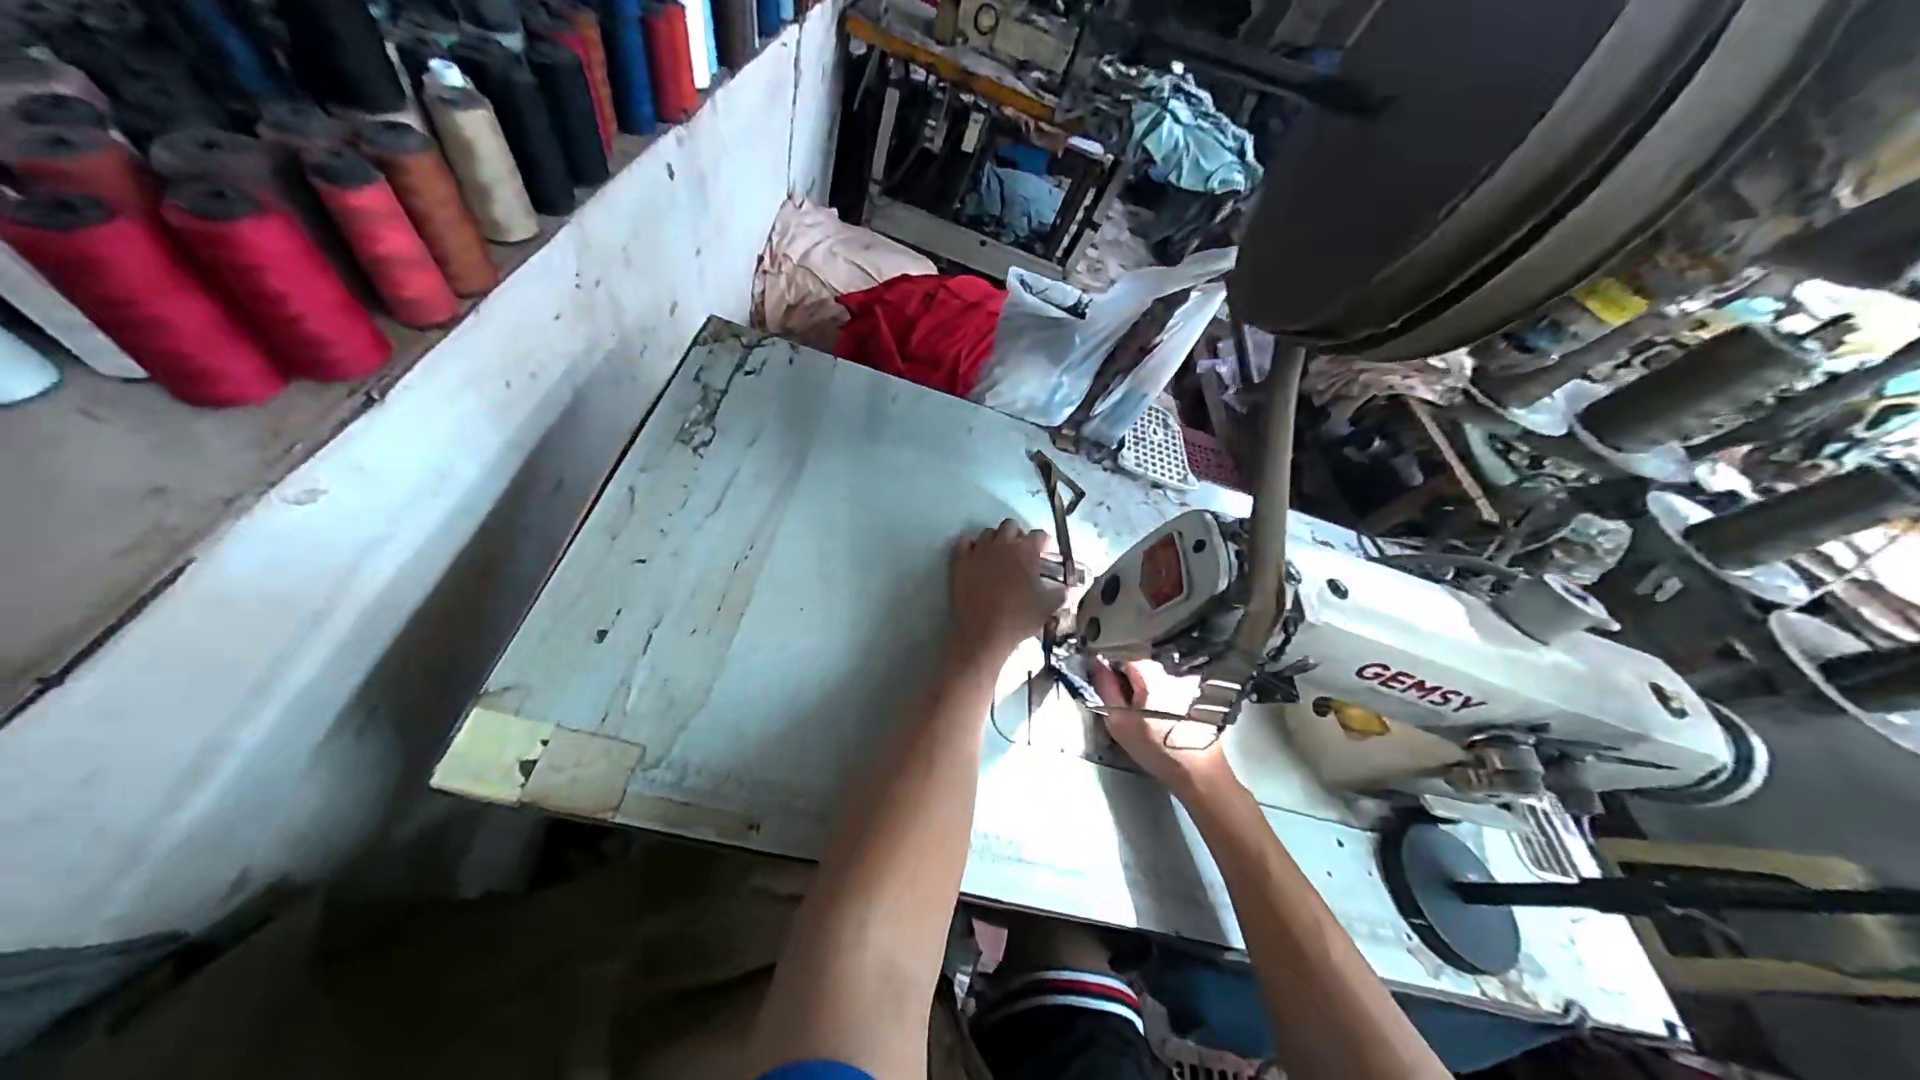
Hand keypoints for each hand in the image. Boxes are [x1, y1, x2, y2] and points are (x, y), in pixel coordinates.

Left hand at [950, 520, 1062, 655]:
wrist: (984, 632)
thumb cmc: (1019, 618)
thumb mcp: (1047, 607)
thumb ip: (1059, 594)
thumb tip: (1066, 590)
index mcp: (1026, 552)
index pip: (1039, 534)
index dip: (1043, 542)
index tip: (1044, 551)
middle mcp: (1003, 544)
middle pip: (1011, 526)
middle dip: (1017, 535)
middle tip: (1020, 551)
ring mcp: (979, 551)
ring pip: (988, 532)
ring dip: (995, 539)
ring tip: (998, 554)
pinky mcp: (960, 561)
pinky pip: (964, 542)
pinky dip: (970, 545)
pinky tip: (975, 554)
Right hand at [1092, 661, 1236, 799]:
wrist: (1197, 772)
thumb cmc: (1154, 748)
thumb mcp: (1119, 721)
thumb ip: (1106, 688)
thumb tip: (1097, 663)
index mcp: (1152, 676)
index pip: (1125, 658)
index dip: (1115, 672)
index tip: (1114, 690)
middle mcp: (1172, 672)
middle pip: (1144, 665)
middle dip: (1134, 679)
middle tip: (1130, 705)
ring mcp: (1189, 681)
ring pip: (1159, 676)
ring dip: (1151, 687)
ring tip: (1149, 711)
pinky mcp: (1200, 692)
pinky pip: (1174, 685)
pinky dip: (1167, 694)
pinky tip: (1167, 715)